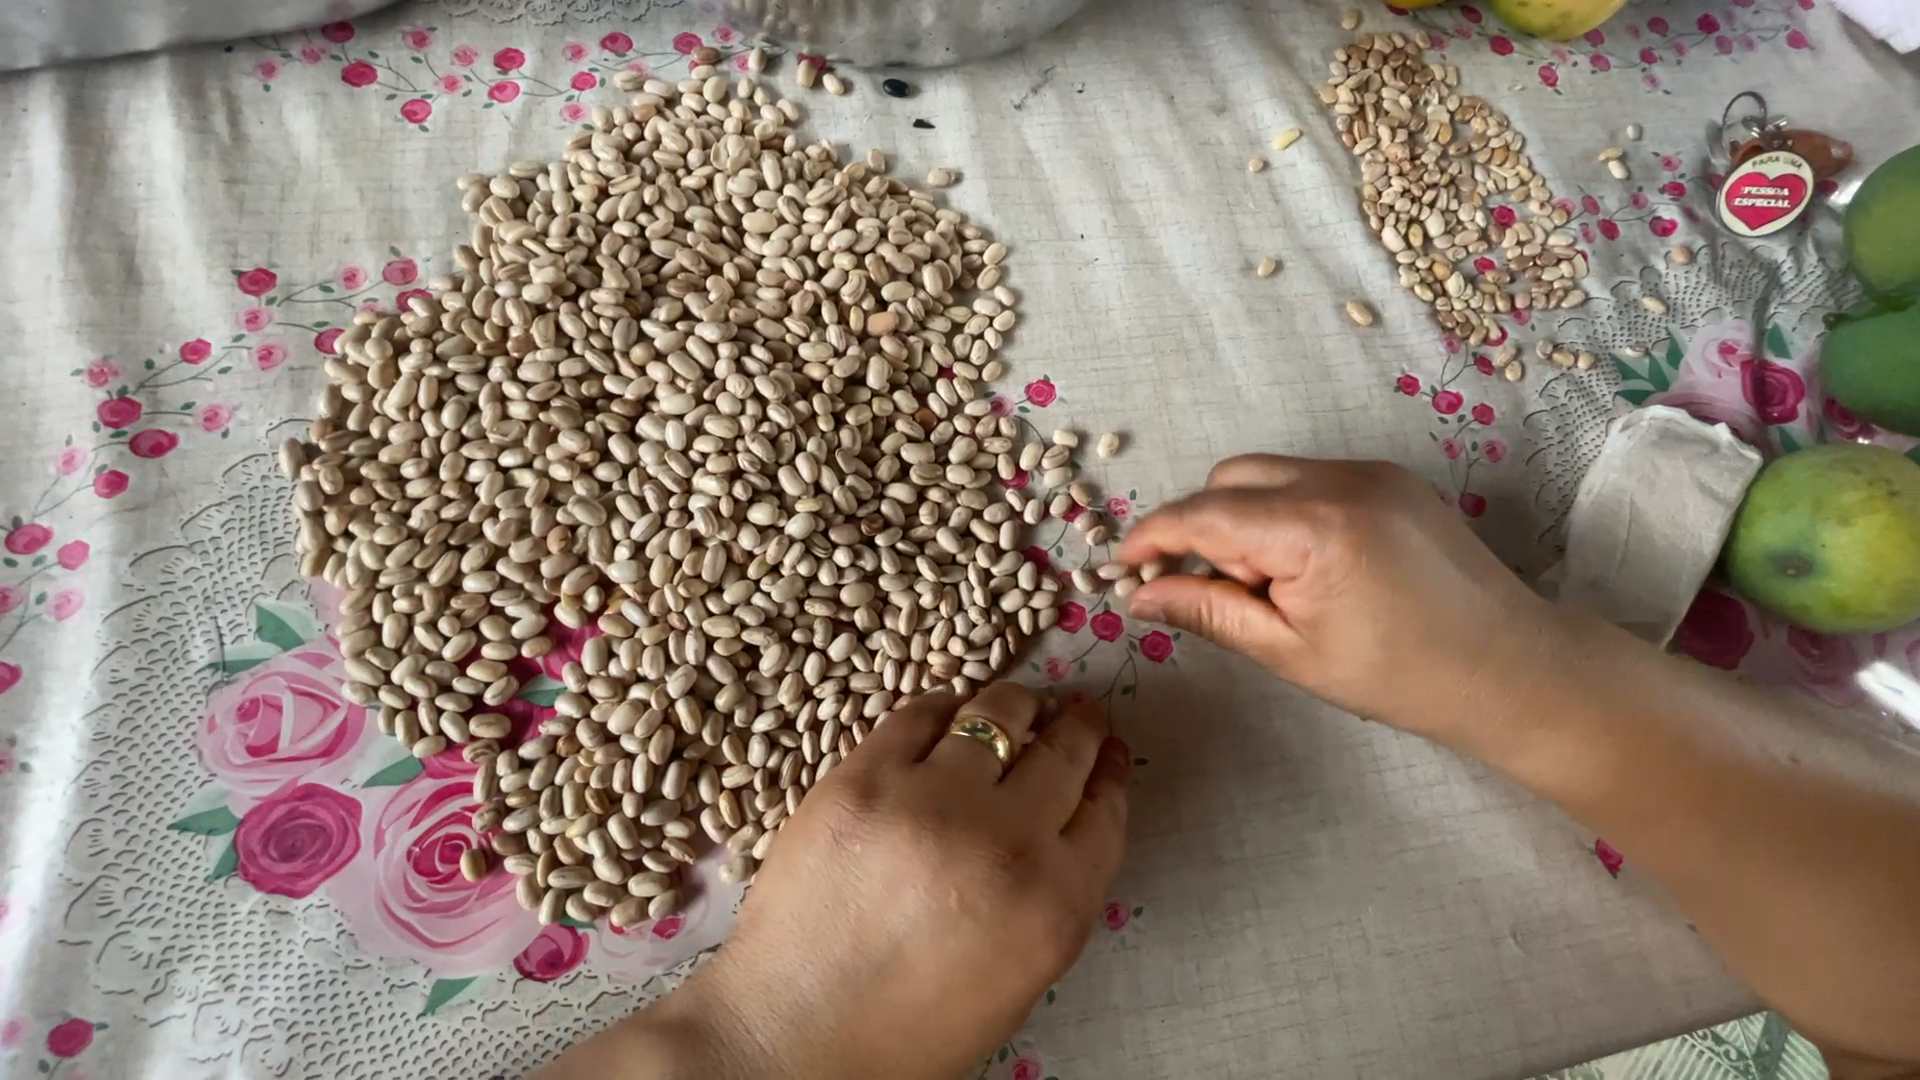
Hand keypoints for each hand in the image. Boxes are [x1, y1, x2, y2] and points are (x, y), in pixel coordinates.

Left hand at [542, 684, 1131, 1079]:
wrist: (795, 1035)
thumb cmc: (915, 1023)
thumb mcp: (1020, 972)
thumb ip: (1057, 888)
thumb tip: (1071, 809)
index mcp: (1052, 904)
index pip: (1103, 811)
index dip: (1110, 772)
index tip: (1109, 750)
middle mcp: (1002, 840)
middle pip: (1061, 754)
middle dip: (1079, 726)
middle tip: (1080, 711)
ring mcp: (928, 800)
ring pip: (998, 714)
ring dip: (1019, 704)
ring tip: (1022, 704)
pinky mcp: (863, 776)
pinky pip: (922, 713)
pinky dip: (948, 707)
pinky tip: (953, 713)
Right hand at [1116, 455, 1559, 739]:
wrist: (1516, 669)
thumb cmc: (1398, 676)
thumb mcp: (1287, 651)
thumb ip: (1206, 611)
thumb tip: (1138, 597)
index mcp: (1314, 528)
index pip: (1203, 515)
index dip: (1152, 537)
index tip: (1122, 566)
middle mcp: (1338, 479)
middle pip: (1228, 480)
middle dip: (1201, 528)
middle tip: (1216, 588)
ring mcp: (1368, 470)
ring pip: (1262, 475)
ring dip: (1239, 520)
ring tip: (1269, 582)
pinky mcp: (1385, 476)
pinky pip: (1301, 479)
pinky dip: (1277, 513)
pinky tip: (1301, 564)